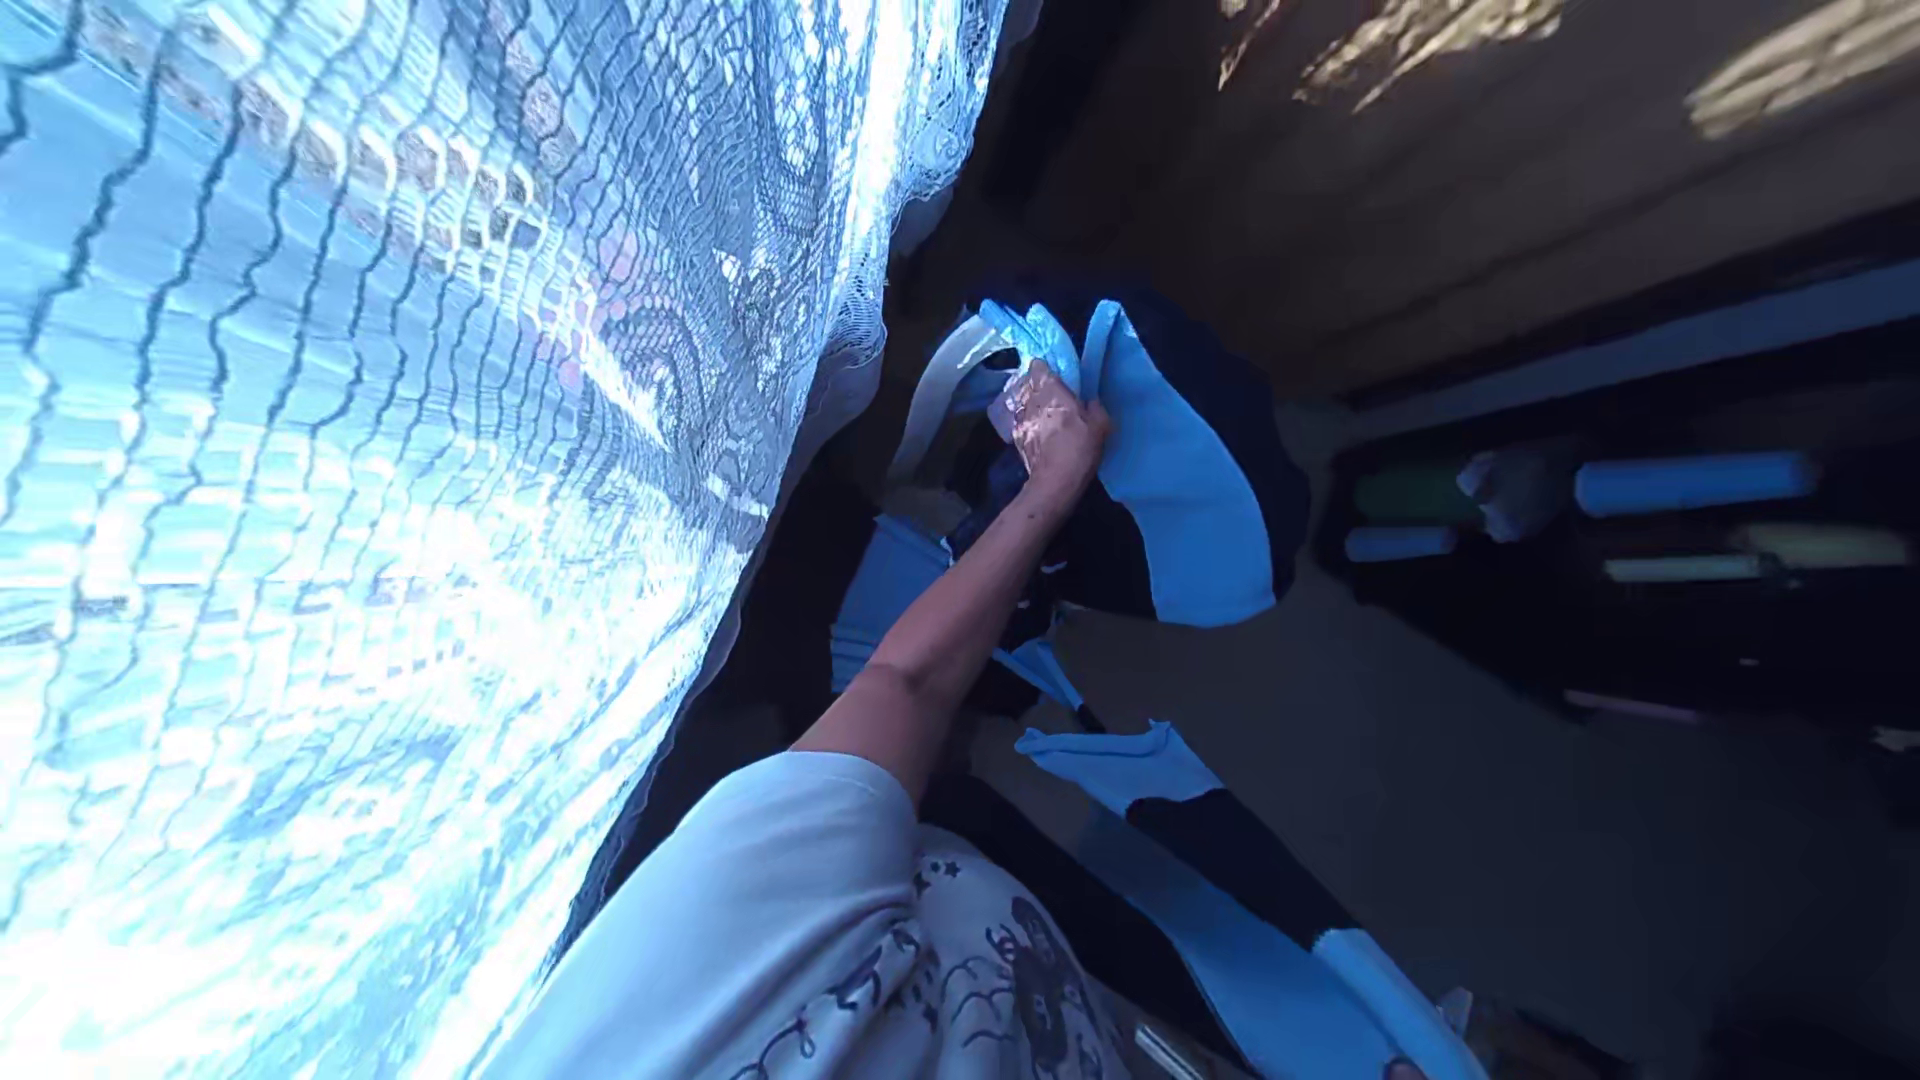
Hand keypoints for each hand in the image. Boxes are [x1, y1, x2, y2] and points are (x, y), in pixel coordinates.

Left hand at [1008, 359, 1111, 512]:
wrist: (1054, 482)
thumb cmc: (1079, 450)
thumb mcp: (1100, 426)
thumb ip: (1095, 407)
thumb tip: (1089, 401)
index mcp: (1051, 392)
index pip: (1038, 368)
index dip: (1044, 368)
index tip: (1054, 374)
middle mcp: (1031, 402)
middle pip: (1027, 384)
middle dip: (1036, 384)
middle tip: (1050, 392)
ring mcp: (1020, 420)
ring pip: (1022, 401)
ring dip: (1030, 402)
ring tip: (1042, 410)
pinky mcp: (1016, 437)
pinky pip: (1019, 420)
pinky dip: (1026, 420)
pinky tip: (1036, 428)